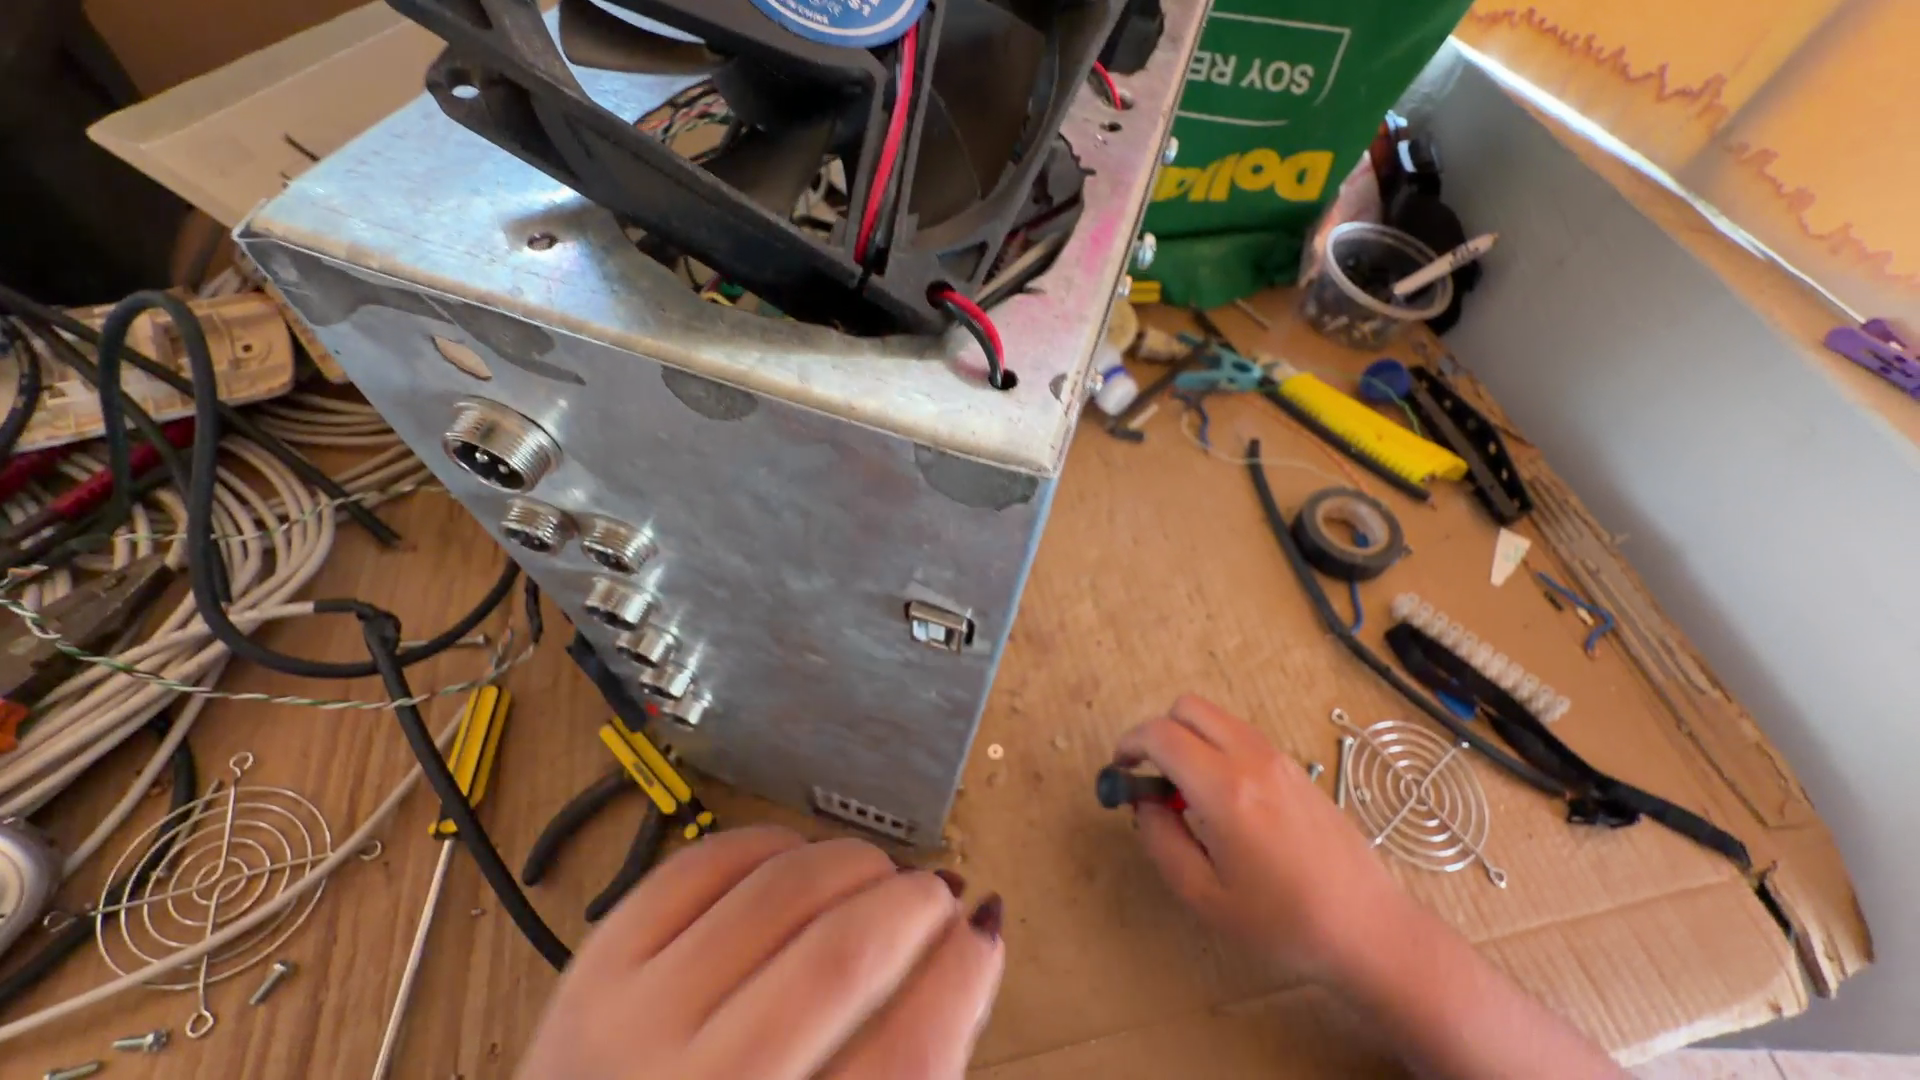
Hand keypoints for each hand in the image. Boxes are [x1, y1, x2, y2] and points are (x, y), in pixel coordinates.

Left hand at [515, 827, 1004, 1079]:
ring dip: (848, 861)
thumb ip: (907, 1064)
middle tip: (933, 893)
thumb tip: (970, 939)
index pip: (910, 1056)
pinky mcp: (596, 967)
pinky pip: (703, 864)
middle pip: (843, 957)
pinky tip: (793, 858)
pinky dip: (767, 843)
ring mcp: (634, 1024)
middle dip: (913, 903)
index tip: (983, 926)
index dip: (965, 974)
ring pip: (780, 892)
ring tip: (870, 872)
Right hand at [1115, 695, 1403, 982]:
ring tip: (1189, 792)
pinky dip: (1218, 748)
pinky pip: (1243, 736)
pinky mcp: (1298, 768)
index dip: (1130, 744)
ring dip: (1190, 738)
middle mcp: (1252, 759)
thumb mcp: (1204, 896)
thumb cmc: (1282, 922)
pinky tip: (1227, 800)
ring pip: (1217, 717)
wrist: (1368, 928)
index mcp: (1225, 790)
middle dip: (1158, 731)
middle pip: (1188, 707)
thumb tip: (1145, 803)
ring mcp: (1280, 758)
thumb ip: (1162, 841)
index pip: (1161, 735)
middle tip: (1153, 777)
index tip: (1121, 770)